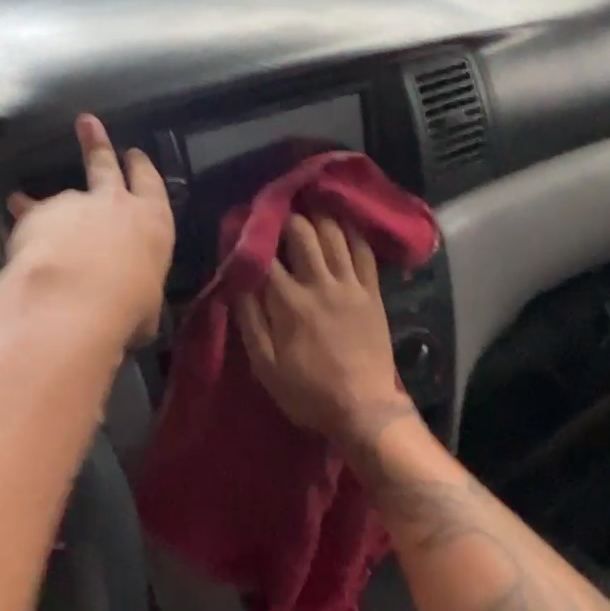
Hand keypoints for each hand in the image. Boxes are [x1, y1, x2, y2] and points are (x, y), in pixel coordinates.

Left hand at [5, 114, 173, 344]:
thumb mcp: (145, 310)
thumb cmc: (126, 306)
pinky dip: (23, 219)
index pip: (152, 186)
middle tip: (86, 122)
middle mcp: (117, 205)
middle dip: (97, 144)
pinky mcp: (41, 213)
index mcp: (153, 224)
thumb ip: (140, 302)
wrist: (74, 297)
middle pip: (106, 165)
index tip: (135, 154)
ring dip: (43, 200)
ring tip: (19, 200)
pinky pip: (31, 213)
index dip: (143, 170)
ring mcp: (77, 205)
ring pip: (61, 196)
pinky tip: (13, 227)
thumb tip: (136, 316)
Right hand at [235, 215, 418, 447]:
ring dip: (318, 214)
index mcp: (288, 303)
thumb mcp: (265, 366)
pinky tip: (343, 218)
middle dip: (286, 216)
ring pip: (334, 233)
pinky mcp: (372, 291)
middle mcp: (319, 284)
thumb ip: (249, 320)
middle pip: (302, 233)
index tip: (242, 224)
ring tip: (307, 201)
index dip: (251, 235)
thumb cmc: (308, 393)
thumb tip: (237, 282)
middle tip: (276, 210)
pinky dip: (353, 230)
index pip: (265, 255)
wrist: (364, 409)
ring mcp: (350, 285)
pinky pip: (364, 250)